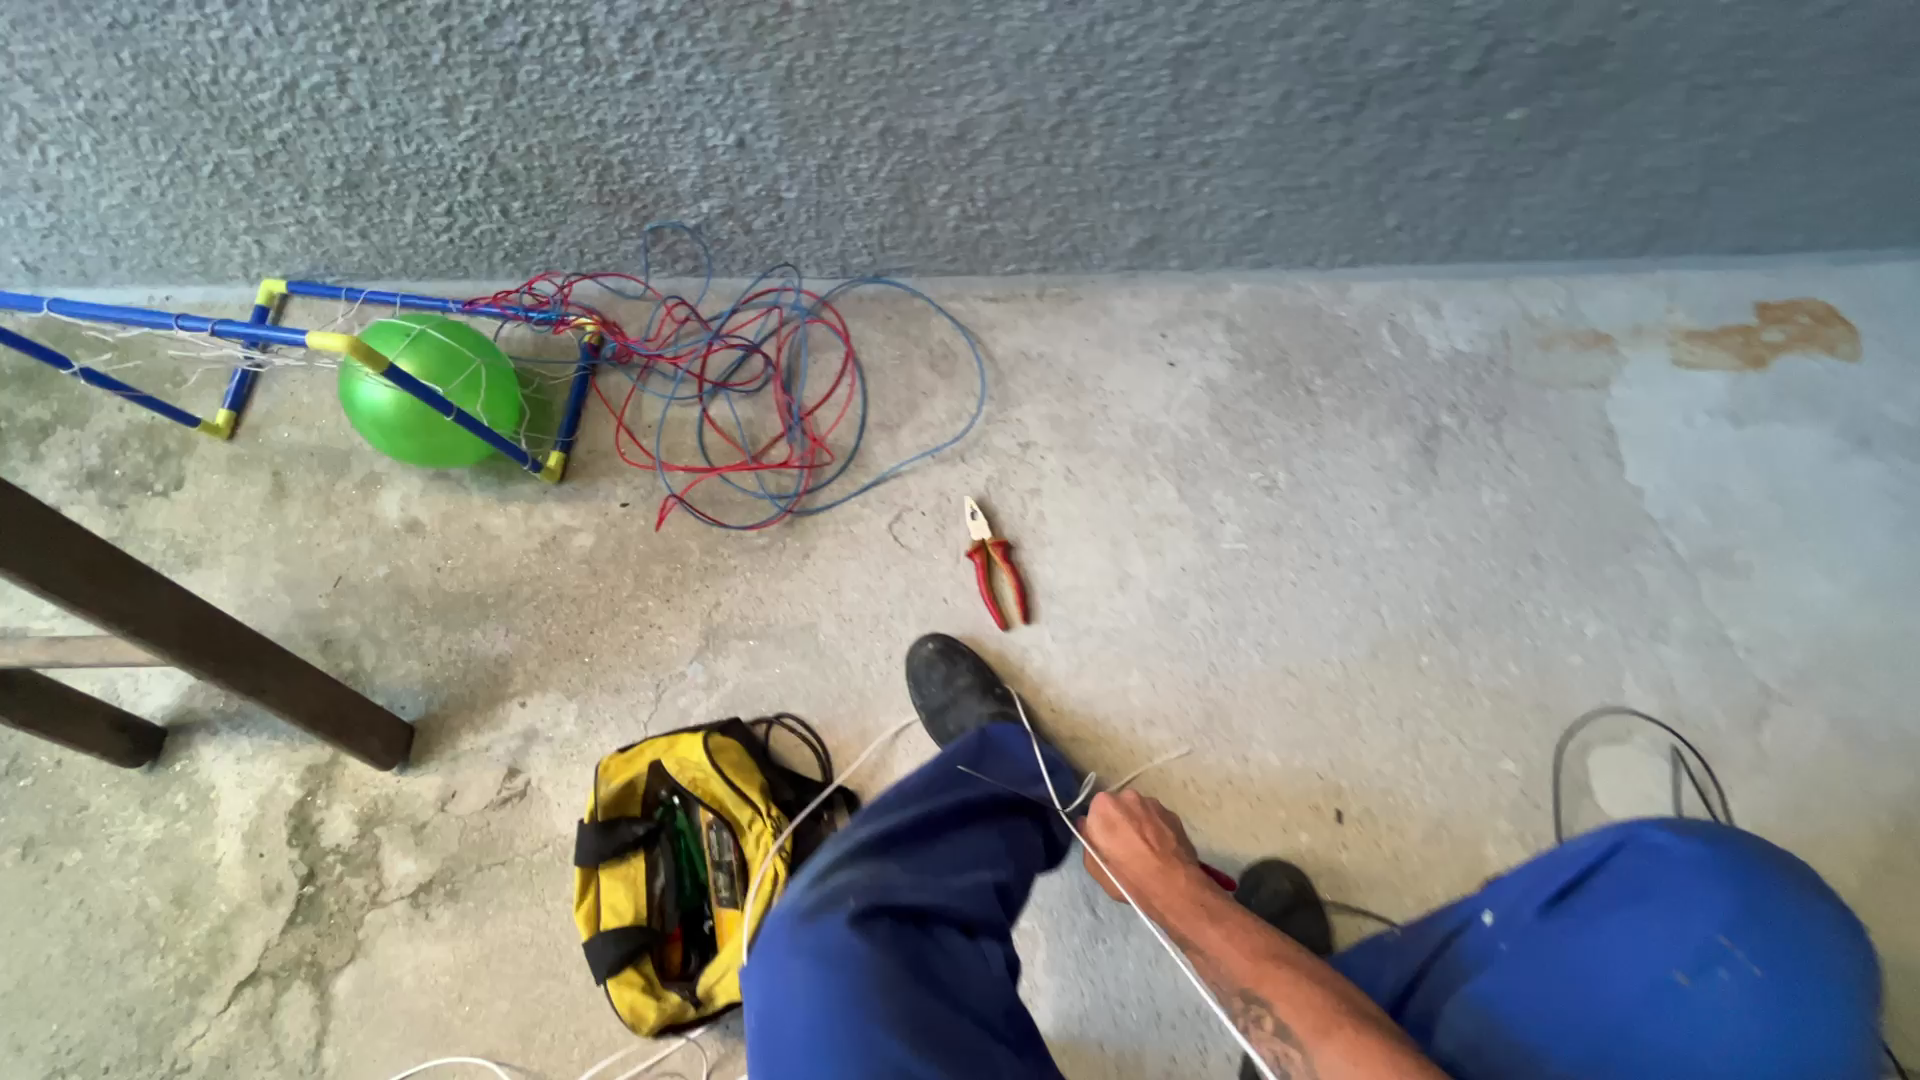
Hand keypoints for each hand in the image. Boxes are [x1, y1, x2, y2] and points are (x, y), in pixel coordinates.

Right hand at [1079, 790, 1210, 909]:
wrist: (1172, 886)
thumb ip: (1086, 839)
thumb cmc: (1127, 877)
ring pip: (1139, 810)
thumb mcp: (1094, 866)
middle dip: (1120, 821)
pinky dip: (1157, 829)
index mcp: (1103, 806)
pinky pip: (1157, 818)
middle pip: (1118, 806)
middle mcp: (1127, 797)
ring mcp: (1153, 803)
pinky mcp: (1173, 813)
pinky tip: (1161, 849)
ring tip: (1146, 849)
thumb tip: (1086, 825)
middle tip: (1125, 846)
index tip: (1105, 843)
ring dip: (1139, 823)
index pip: (1095, 811)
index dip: (1100, 827)